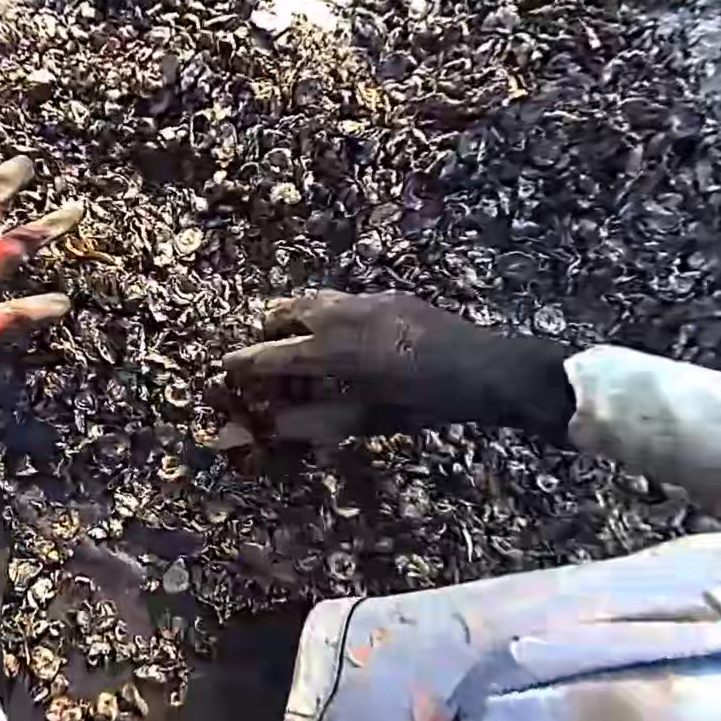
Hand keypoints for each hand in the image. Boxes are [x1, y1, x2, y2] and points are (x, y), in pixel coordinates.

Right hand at [221, 292, 576, 444]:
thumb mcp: (371, 419)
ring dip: (294, 319)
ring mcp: (364, 301)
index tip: (226, 365)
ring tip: (299, 340)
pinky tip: (344, 337)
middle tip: (268, 354)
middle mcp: (340, 317)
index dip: (245, 362)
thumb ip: (317, 421)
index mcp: (332, 352)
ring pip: (310, 300)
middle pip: (284, 314)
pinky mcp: (385, 295)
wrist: (494, 370)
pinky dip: (325, 315)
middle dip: (268, 333)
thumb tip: (274, 426)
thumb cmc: (429, 404)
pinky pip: (340, 299)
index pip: (272, 355)